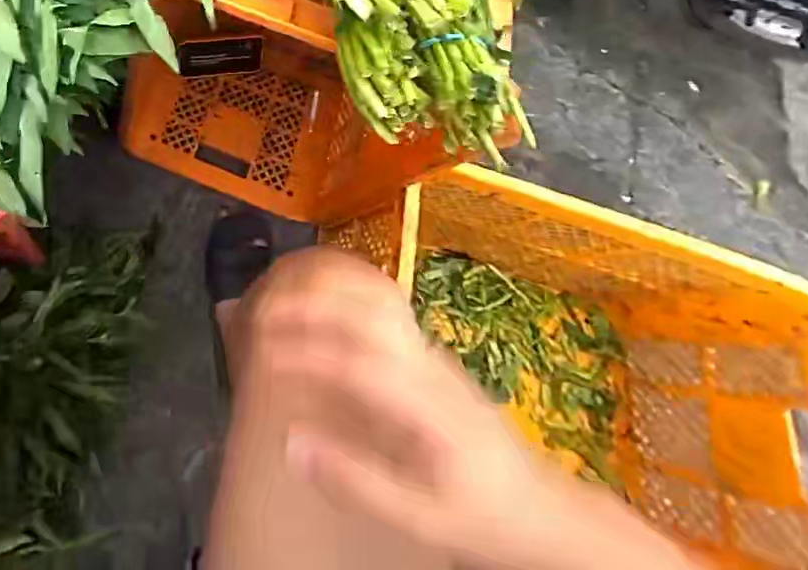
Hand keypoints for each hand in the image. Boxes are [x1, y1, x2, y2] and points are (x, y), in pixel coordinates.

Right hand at [259, 289, 594, 569]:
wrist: (543, 507)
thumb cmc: (481, 516)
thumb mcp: (421, 517)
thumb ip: (356, 479)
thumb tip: (290, 440)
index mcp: (428, 406)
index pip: (358, 363)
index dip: (307, 352)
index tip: (264, 353)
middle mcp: (428, 365)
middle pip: (366, 315)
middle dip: (312, 307)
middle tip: (265, 311)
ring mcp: (431, 352)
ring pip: (377, 301)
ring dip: (329, 291)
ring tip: (286, 291)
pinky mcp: (428, 351)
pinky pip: (384, 307)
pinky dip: (347, 292)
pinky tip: (323, 295)